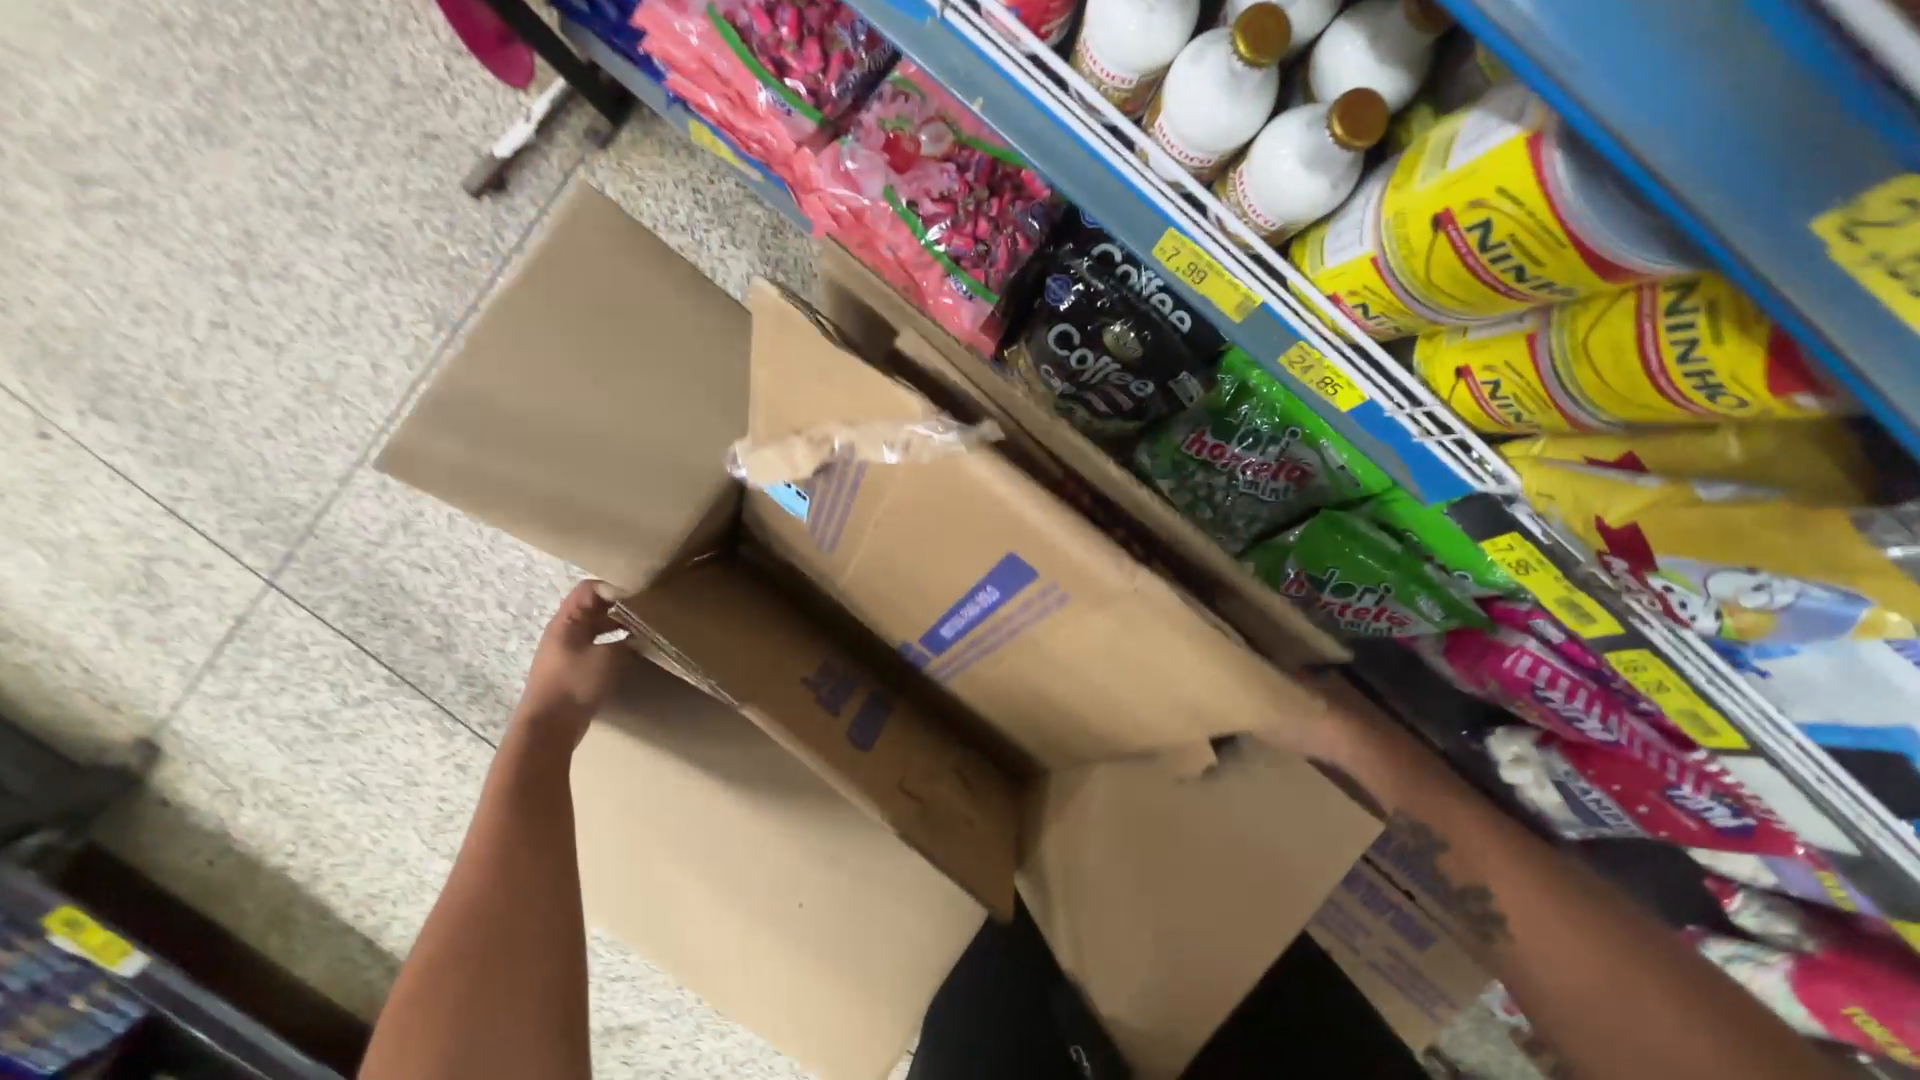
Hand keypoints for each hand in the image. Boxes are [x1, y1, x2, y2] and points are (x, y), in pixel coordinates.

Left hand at [514, 581, 632, 745]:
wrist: (548, 726)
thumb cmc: (575, 684)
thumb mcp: (608, 657)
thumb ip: (625, 639)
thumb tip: (637, 634)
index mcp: (567, 620)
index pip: (590, 588)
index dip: (615, 586)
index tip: (642, 591)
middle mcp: (565, 630)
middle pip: (593, 606)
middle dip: (620, 604)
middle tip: (649, 607)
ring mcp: (568, 649)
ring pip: (596, 626)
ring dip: (618, 624)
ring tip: (645, 627)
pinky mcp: (573, 667)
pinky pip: (596, 644)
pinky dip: (613, 642)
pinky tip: (631, 649)